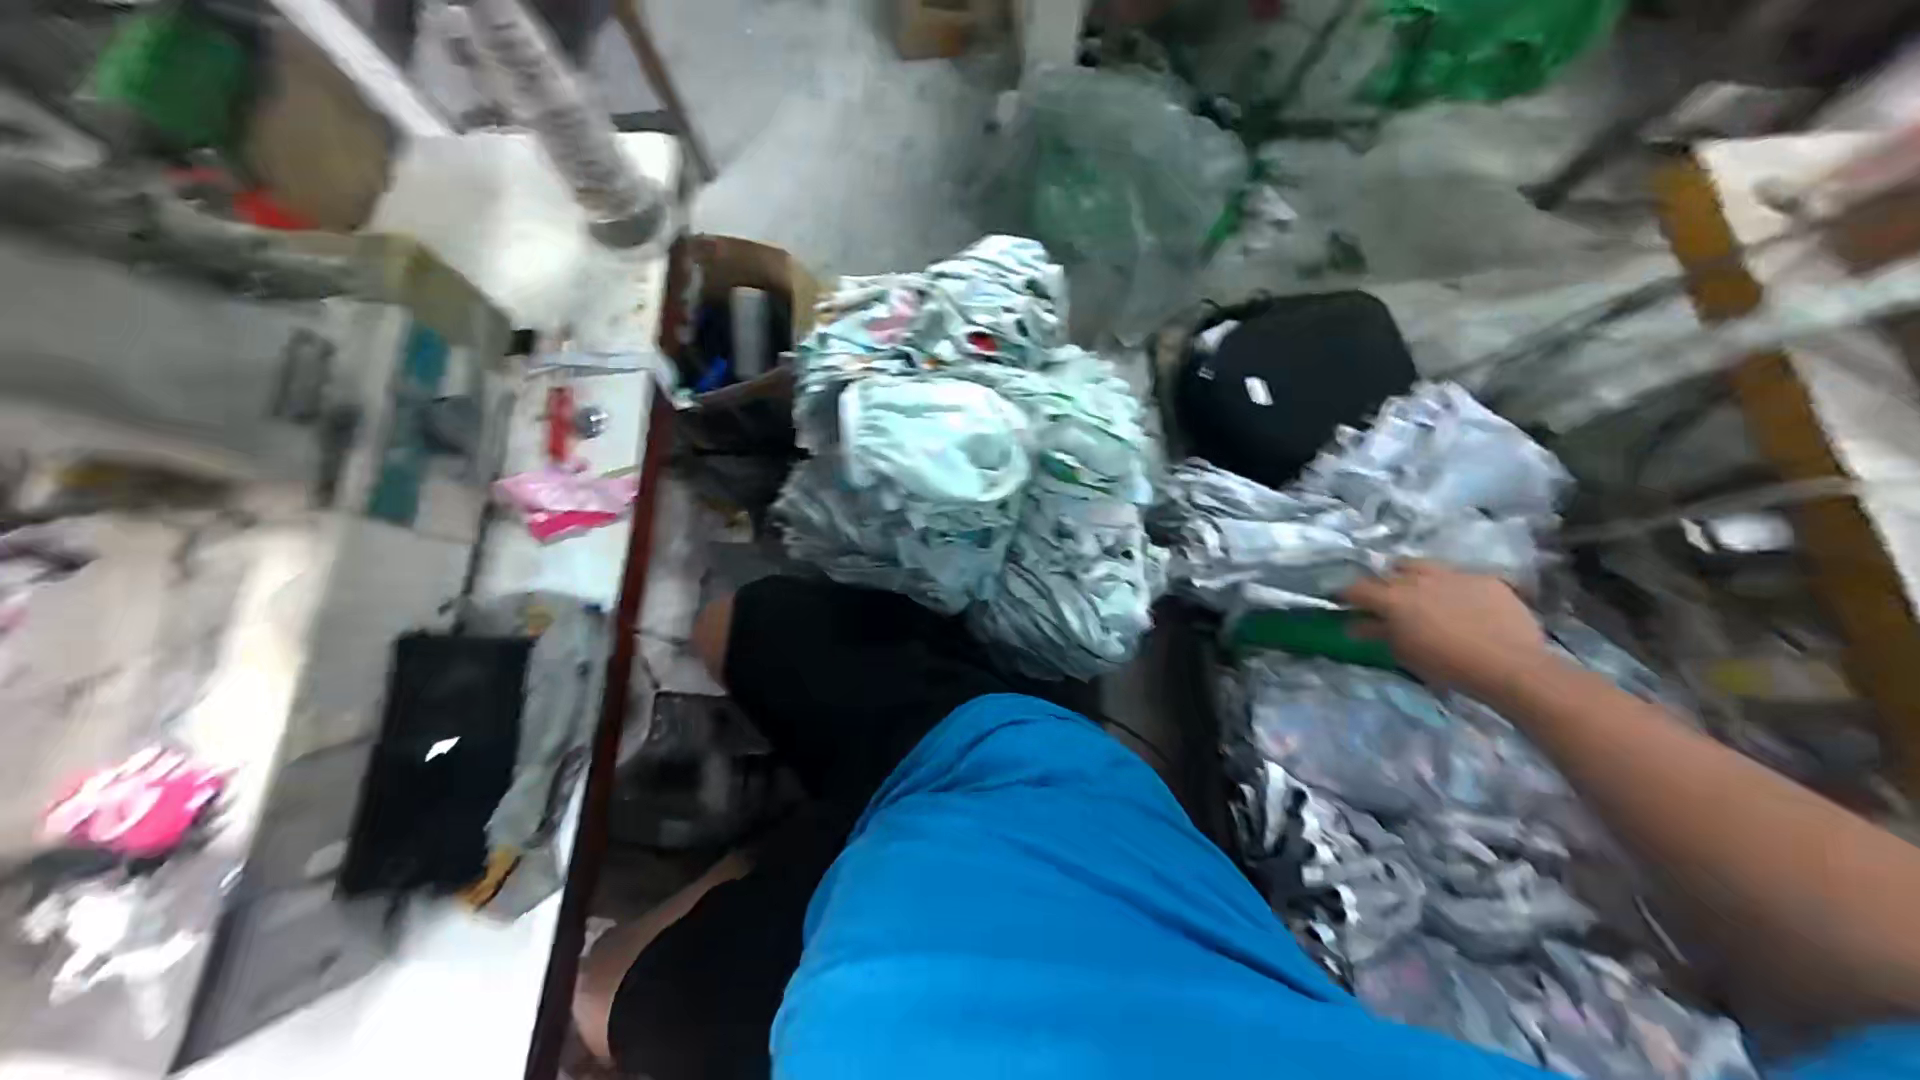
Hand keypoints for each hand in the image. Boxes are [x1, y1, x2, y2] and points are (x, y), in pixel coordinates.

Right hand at [1342, 561, 1554, 696]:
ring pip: (1423, 566)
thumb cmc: (1446, 664)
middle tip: (1387, 601)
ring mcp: (1453, 574)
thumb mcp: (1403, 653)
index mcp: (1392, 598)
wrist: (1510, 665)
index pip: (1357, 588)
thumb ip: (1377, 633)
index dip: (1347, 595)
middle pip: (1390, 572)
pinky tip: (1462, 604)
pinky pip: (1460, 576)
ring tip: (1421, 593)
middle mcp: (1418, 578)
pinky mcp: (1484, 578)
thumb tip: (1354, 625)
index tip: (1344, 602)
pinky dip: (1452, 586)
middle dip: (1383, 584)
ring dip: (1415, 576)